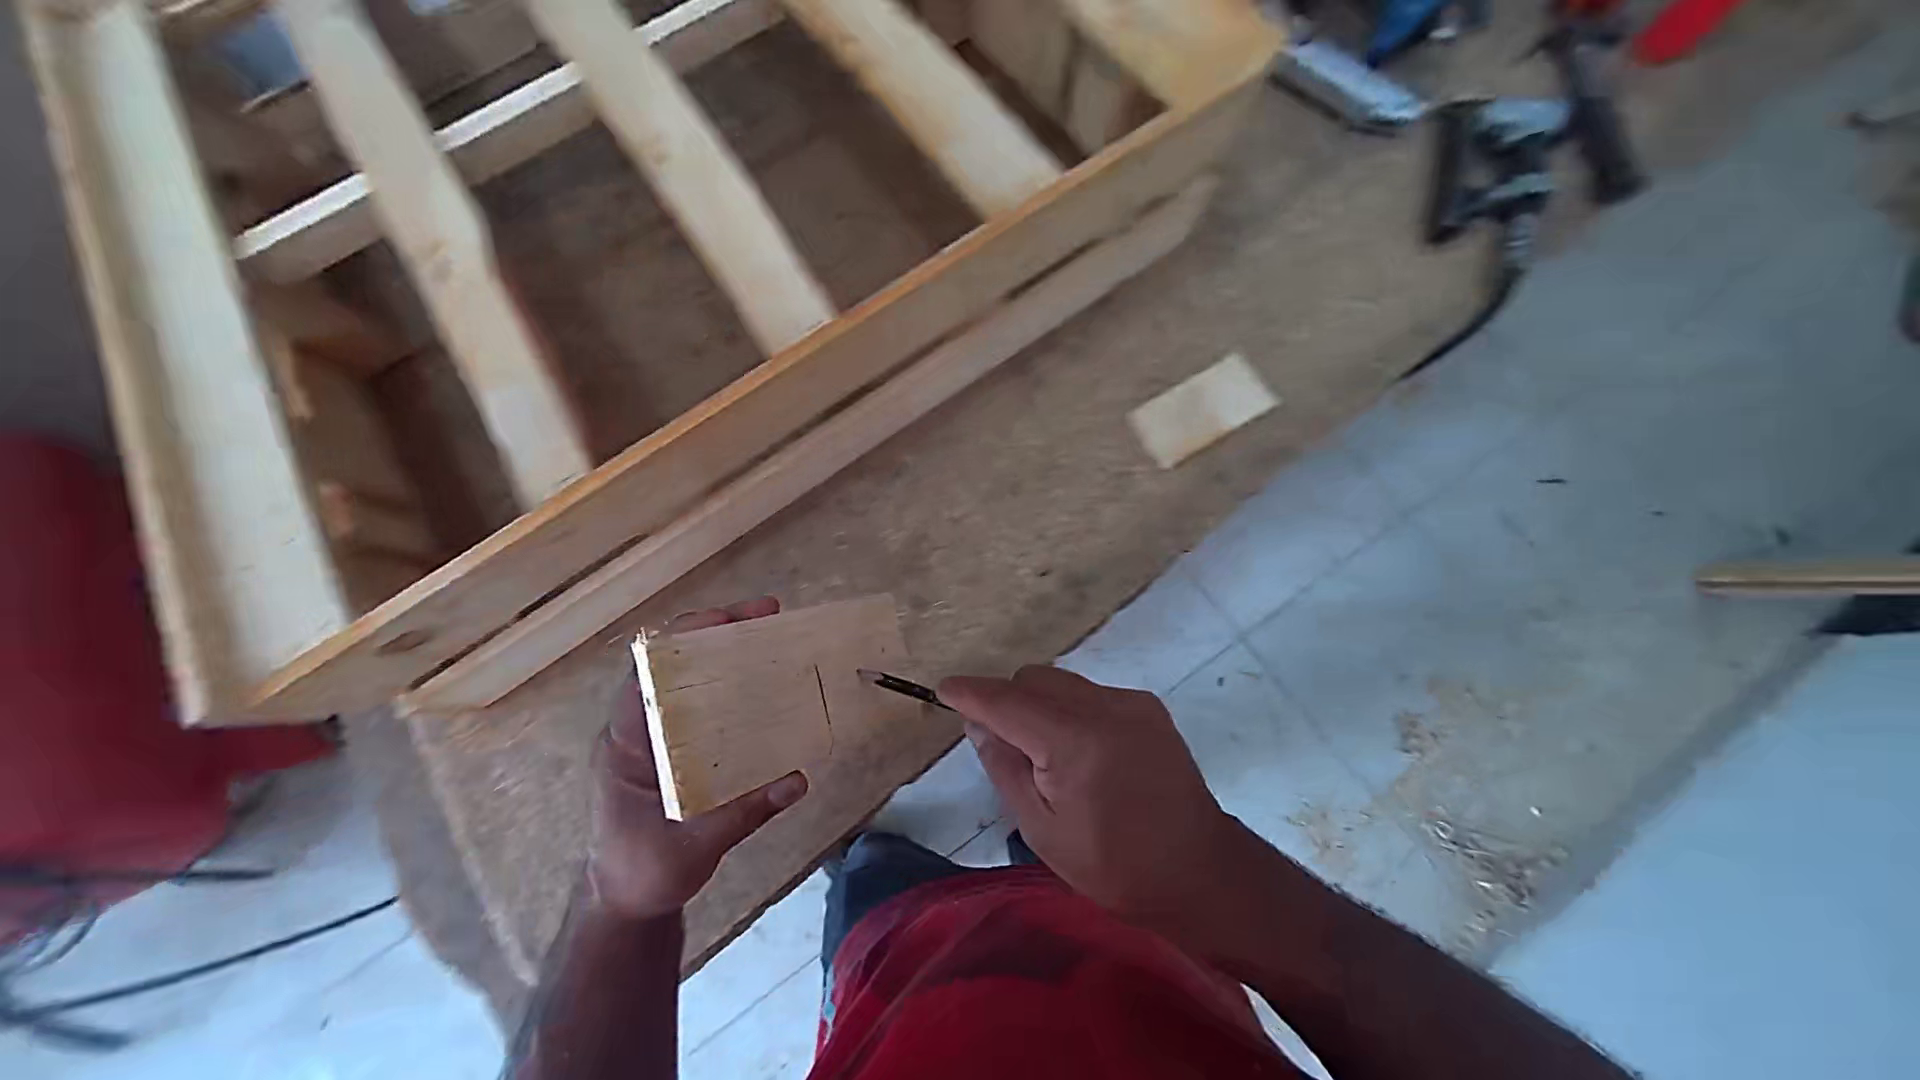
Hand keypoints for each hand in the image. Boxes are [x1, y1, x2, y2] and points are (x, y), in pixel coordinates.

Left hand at [587, 597, 808, 918]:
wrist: (625, 901)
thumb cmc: (643, 873)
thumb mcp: (692, 848)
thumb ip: (743, 814)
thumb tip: (797, 780)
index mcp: (626, 744)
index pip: (649, 672)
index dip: (687, 638)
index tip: (733, 620)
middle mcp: (639, 730)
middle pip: (673, 663)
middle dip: (718, 632)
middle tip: (768, 615)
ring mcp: (658, 737)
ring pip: (689, 679)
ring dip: (727, 653)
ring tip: (774, 638)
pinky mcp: (678, 750)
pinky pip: (703, 704)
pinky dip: (732, 685)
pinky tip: (766, 685)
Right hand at [940, 666, 1260, 956]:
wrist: (1201, 872)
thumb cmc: (1114, 866)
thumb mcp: (1042, 828)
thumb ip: (1004, 765)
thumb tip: (978, 722)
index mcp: (1073, 741)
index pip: (1006, 701)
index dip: (970, 693)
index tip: (943, 690)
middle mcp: (1104, 707)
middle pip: (1033, 679)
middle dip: (1007, 701)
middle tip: (1003, 745)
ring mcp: (1131, 702)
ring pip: (1061, 682)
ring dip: (1039, 704)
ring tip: (1047, 753)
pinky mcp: (1148, 706)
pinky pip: (1090, 693)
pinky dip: (1070, 710)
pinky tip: (1082, 751)